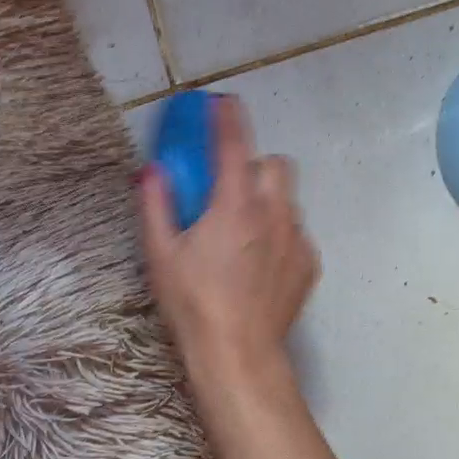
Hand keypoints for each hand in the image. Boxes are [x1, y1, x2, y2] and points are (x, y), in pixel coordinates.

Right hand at [137, 96, 348, 458]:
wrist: (238, 355)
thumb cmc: (192, 305)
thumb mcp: (160, 255)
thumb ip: (155, 206)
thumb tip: (150, 171)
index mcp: (234, 203)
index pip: (233, 142)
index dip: (226, 116)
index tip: (221, 103)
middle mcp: (273, 211)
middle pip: (273, 164)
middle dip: (252, 166)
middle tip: (226, 190)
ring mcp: (297, 238)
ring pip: (288, 198)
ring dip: (267, 200)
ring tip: (242, 232)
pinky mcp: (308, 265)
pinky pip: (296, 233)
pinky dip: (279, 235)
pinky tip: (258, 265)